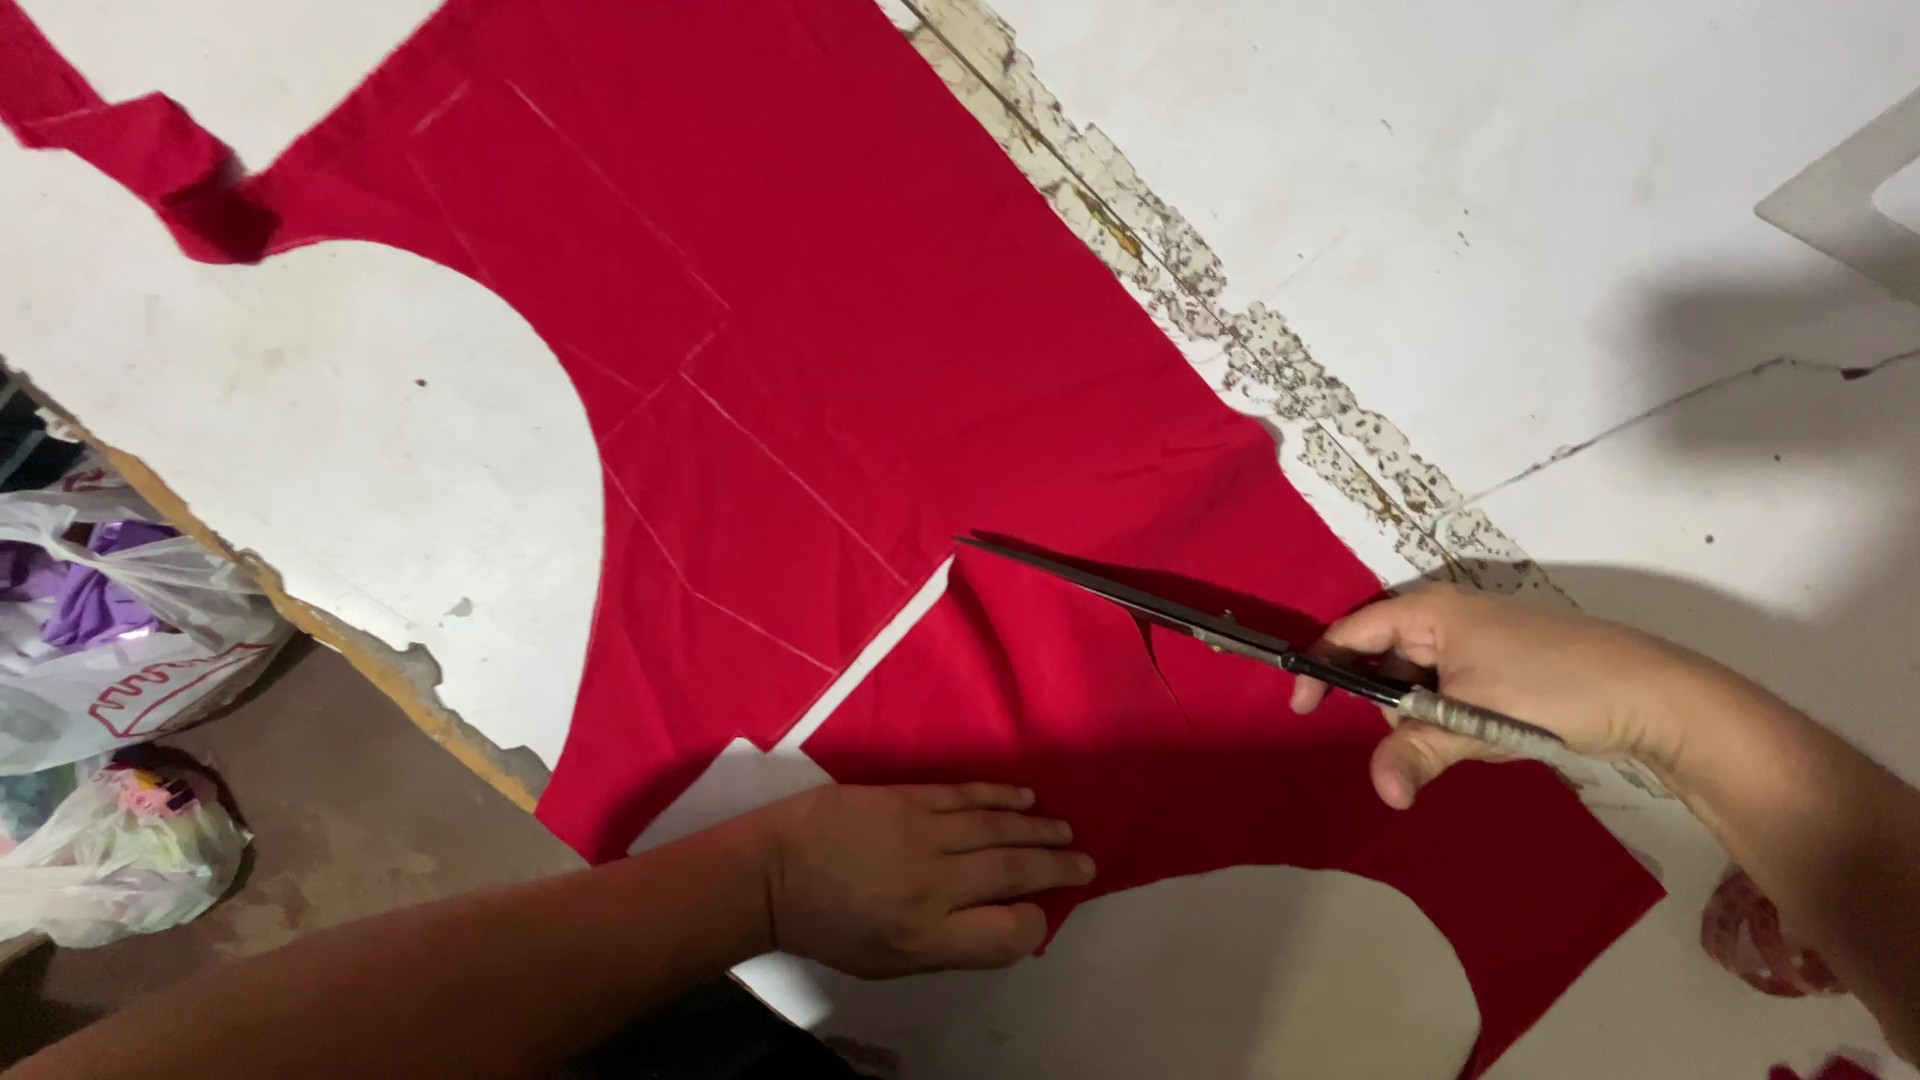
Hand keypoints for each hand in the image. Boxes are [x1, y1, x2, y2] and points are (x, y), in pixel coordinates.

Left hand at [750, 783, 1094, 977]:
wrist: (774, 872)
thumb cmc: (829, 928)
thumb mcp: (887, 963)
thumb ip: (947, 947)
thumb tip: (1004, 925)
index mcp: (927, 938)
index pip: (1008, 934)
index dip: (1036, 923)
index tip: (1044, 911)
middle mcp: (933, 886)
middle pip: (1013, 872)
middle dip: (1056, 867)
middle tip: (1085, 862)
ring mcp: (921, 835)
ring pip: (997, 829)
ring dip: (1038, 828)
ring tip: (1064, 830)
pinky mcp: (907, 799)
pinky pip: (966, 795)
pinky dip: (1000, 796)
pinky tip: (1024, 797)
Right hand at [1288, 583, 1737, 808]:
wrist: (1662, 697)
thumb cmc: (1554, 688)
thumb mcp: (1475, 720)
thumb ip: (1417, 752)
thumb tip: (1383, 795)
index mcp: (1427, 610)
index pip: (1350, 634)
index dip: (1320, 669)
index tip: (1303, 710)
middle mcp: (1443, 616)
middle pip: (1381, 658)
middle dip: (1387, 702)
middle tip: (1412, 734)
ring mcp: (1472, 638)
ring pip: (1415, 677)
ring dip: (1423, 712)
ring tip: (1464, 735)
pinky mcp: (1496, 662)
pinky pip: (1446, 685)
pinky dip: (1448, 712)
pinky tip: (1483, 730)